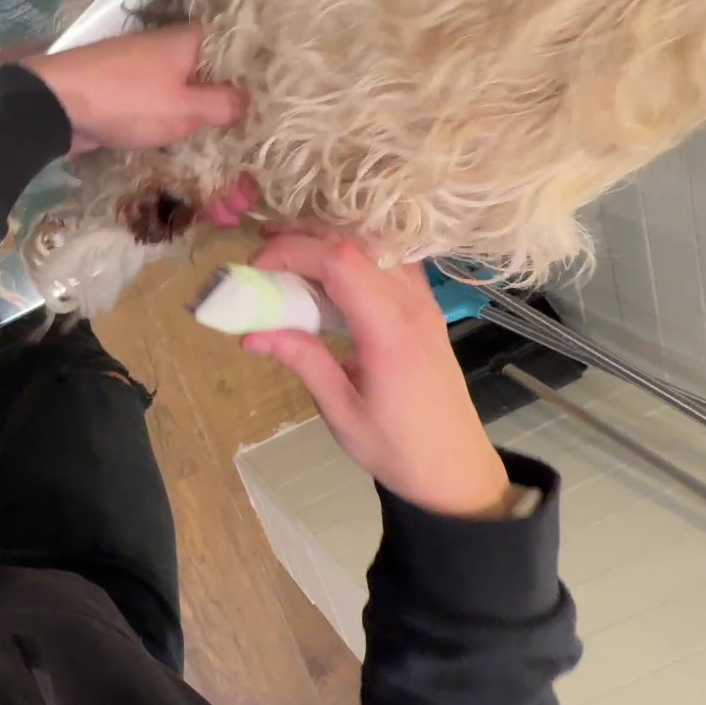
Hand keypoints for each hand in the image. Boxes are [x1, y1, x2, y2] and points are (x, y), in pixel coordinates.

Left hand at [21, 25, 246, 153]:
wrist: (55, 105)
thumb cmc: (127, 101)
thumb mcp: (183, 108)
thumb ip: (221, 104)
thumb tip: (250, 102)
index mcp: (191, 40)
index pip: (238, 48)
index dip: (258, 73)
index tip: (278, 102)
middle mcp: (170, 48)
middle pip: (211, 73)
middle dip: (229, 104)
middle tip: (253, 137)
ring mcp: (143, 70)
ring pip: (183, 93)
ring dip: (199, 118)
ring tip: (225, 147)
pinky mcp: (123, 93)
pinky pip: (158, 107)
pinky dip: (171, 124)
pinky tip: (185, 145)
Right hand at [240, 233, 511, 518]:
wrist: (456, 469)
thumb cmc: (397, 448)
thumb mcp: (341, 411)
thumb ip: (302, 362)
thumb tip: (250, 334)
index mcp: (390, 332)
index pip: (341, 261)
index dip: (293, 252)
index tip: (255, 270)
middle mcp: (413, 305)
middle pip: (358, 241)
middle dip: (304, 235)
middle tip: (261, 249)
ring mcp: (423, 302)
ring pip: (376, 244)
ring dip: (327, 239)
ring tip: (285, 253)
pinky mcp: (423, 307)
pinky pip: (388, 260)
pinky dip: (351, 253)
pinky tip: (324, 271)